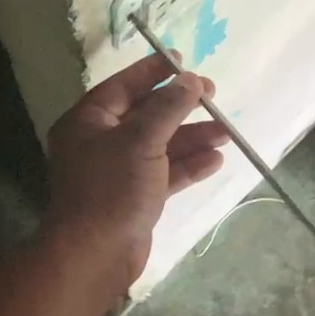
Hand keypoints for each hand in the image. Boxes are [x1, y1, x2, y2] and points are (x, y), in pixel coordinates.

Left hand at [39, 53, 228, 291]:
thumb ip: (168, 107)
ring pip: (159, 145)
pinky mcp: (134, 197)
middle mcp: (100, 142)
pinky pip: (164, 173)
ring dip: (192, 138)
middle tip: (213, 95)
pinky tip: (216, 160)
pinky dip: (188, 166)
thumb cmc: (111, 188)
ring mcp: (118, 171)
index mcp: (88, 121)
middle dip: (180, 106)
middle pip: (145, 115)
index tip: (181, 60)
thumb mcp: (141, 140)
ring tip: (227, 132)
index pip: (123, 86)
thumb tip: (191, 80)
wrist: (95, 255)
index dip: (152, 72)